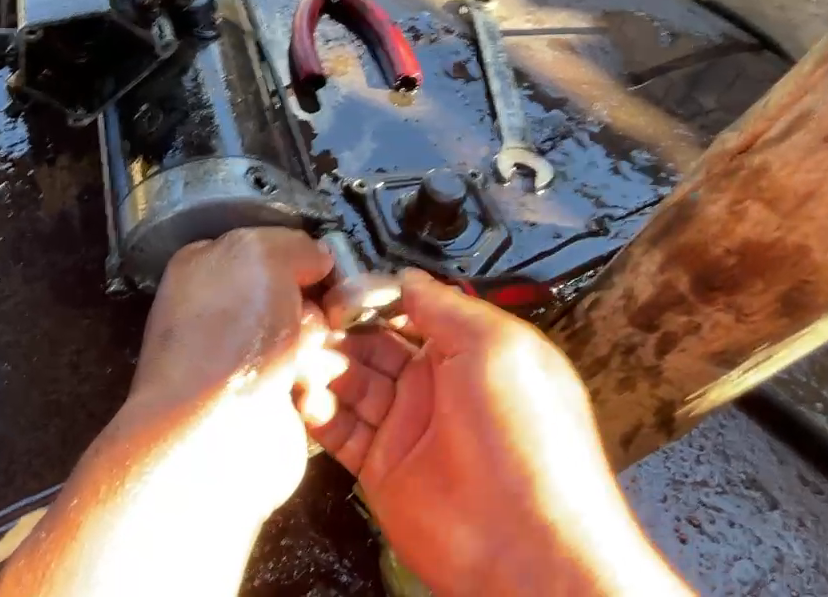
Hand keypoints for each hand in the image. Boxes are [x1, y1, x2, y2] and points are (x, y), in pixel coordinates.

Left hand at [0, 228, 332, 596]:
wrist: (216, 434)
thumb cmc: (231, 331)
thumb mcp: (259, 255)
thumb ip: (292, 244)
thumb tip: (317, 258)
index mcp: (204, 265)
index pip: (267, 246)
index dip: (299, 256)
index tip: (324, 271)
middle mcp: (221, 309)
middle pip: (296, 293)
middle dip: (315, 305)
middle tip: (315, 320)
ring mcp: (244, 358)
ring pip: (313, 336)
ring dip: (319, 346)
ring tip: (304, 361)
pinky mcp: (269, 402)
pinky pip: (314, 380)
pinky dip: (317, 384)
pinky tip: (305, 391)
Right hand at [296, 269, 691, 596]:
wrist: (528, 551)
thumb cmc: (526, 441)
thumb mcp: (498, 349)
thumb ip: (445, 305)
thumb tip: (404, 276)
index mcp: (466, 351)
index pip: (404, 307)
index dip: (368, 297)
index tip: (339, 296)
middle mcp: (433, 383)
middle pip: (367, 340)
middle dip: (335, 328)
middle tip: (305, 323)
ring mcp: (405, 425)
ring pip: (346, 379)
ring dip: (320, 364)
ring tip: (300, 359)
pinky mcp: (380, 465)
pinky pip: (337, 426)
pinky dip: (315, 408)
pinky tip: (305, 396)